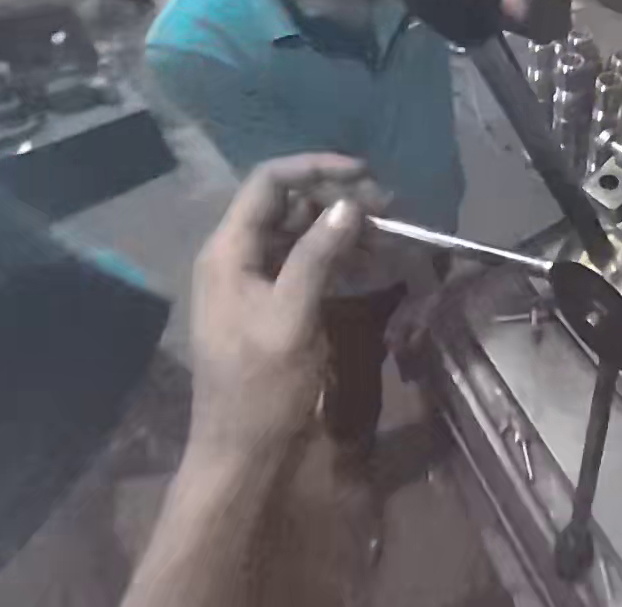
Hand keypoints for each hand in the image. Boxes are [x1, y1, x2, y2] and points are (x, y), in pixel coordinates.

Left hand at [185, 154, 384, 466]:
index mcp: (229, 251)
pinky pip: (317, 254)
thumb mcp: (290, 319)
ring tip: (391, 229)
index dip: (315, 167)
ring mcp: (263, 274)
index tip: (364, 174)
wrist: (245, 454)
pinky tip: (378, 254)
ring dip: (349, 223)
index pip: (269, 182)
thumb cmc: (259, 389)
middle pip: (293, 200)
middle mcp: (243, 253)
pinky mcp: (283, 294)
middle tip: (388, 207)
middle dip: (340, 196)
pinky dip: (347, 249)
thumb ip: (316, 256)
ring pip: (309, 226)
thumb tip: (349, 205)